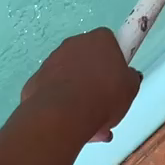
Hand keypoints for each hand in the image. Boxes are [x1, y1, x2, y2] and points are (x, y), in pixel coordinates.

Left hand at [19, 29, 142, 143]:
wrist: (61, 117)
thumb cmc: (103, 97)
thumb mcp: (131, 89)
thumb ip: (129, 79)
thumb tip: (127, 79)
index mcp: (100, 39)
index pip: (109, 43)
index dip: (113, 63)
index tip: (115, 82)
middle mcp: (74, 44)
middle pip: (87, 60)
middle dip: (93, 81)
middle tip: (102, 106)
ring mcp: (50, 62)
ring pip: (68, 78)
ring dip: (76, 96)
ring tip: (86, 125)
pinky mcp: (33, 83)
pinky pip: (50, 93)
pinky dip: (58, 106)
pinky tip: (66, 125)